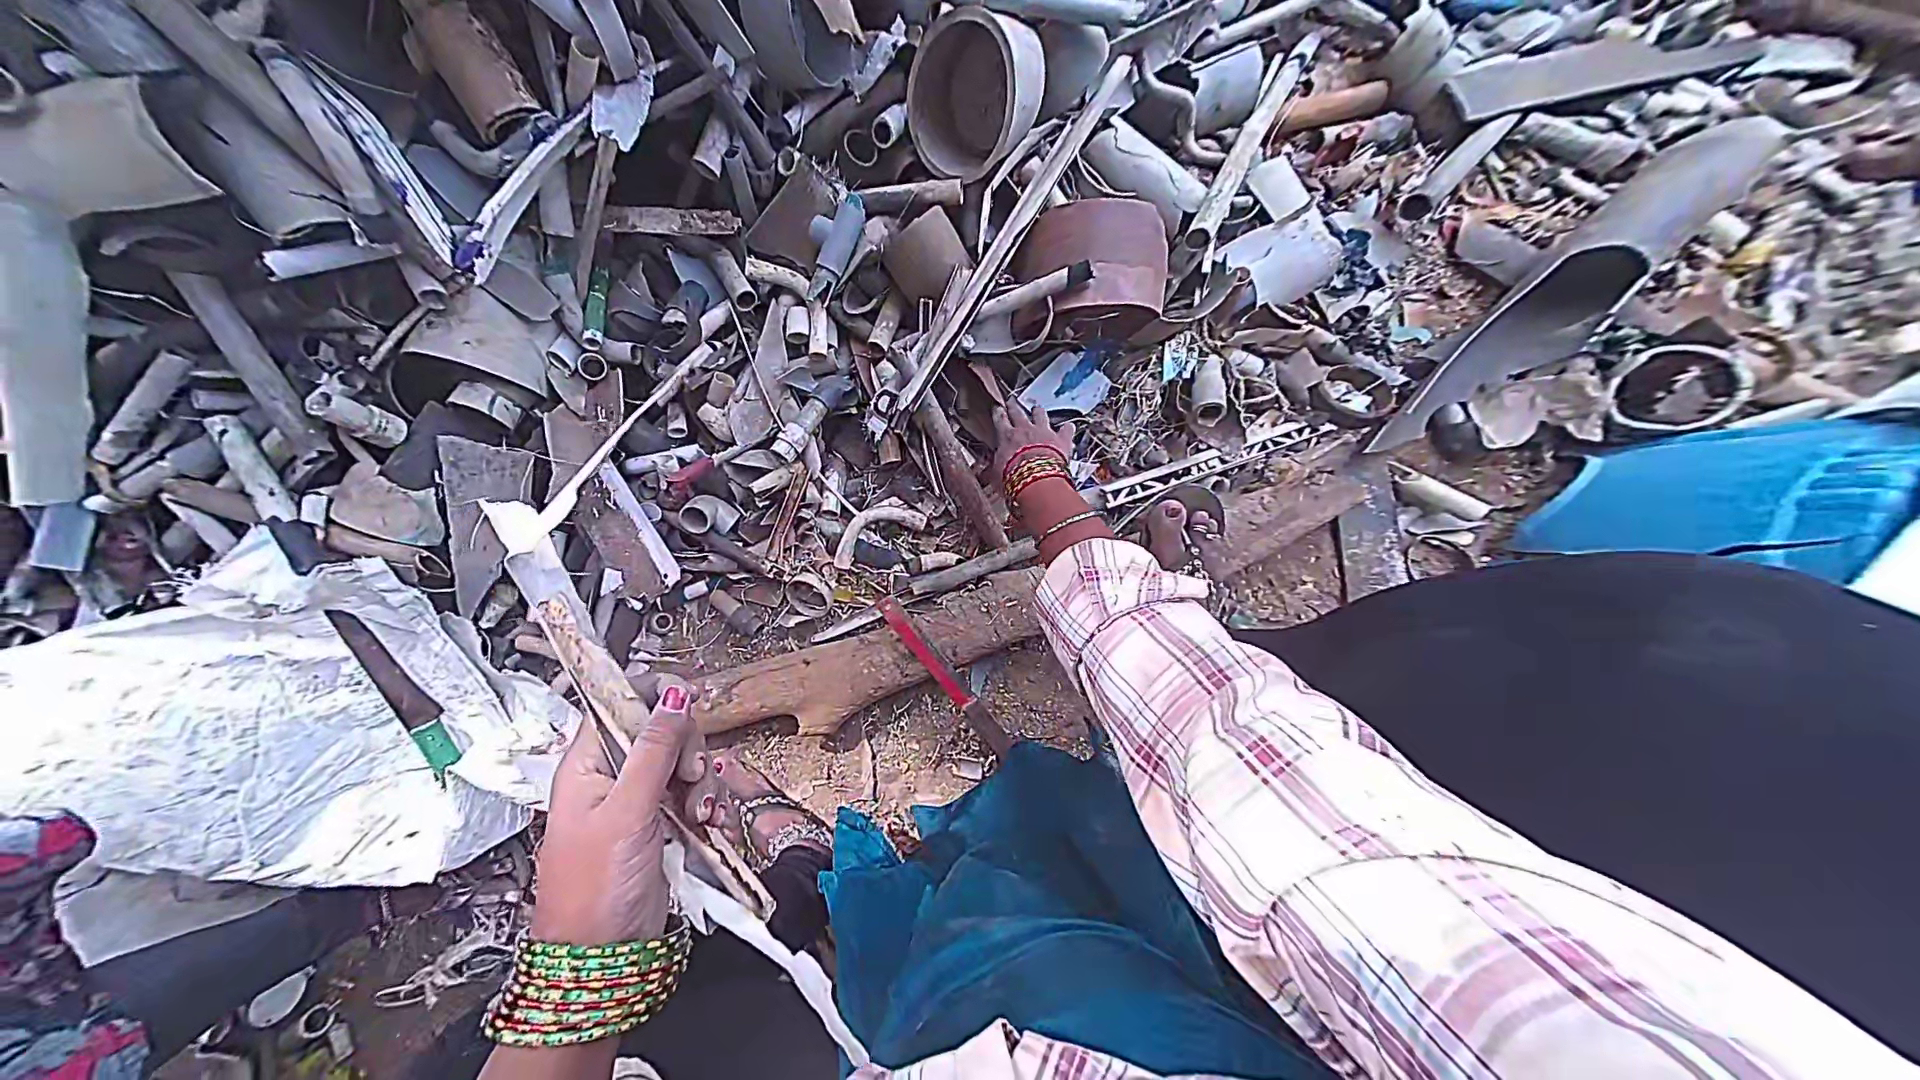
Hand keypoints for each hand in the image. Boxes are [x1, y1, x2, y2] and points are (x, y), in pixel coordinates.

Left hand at [530, 679, 721, 945]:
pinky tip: (707, 824)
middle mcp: (614, 773)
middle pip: (663, 728)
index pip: (619, 703)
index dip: (654, 696)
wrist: (605, 956)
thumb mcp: (627, 811)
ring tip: (698, 814)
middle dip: (687, 749)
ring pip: (685, 759)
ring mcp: (641, 795)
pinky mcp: (664, 817)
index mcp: (589, 763)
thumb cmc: (595, 889)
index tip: (686, 706)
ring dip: (702, 782)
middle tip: (688, 777)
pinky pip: (696, 790)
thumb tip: (673, 694)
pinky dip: (709, 802)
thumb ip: (653, 750)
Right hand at [990, 397, 1076, 497]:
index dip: (998, 414)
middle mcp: (1025, 429)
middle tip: (1012, 401)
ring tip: (1037, 409)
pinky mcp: (1062, 439)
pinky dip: (1067, 428)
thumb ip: (992, 469)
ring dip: (1038, 412)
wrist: (1036, 480)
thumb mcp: (995, 474)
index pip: (1000, 421)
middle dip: (1014, 406)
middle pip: (1018, 413)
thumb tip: (985, 473)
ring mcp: (1044, 432)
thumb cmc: (1014, 477)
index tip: (998, 409)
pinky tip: (1069, 427)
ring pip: (1041, 415)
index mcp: (1007, 436)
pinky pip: (1066, 429)